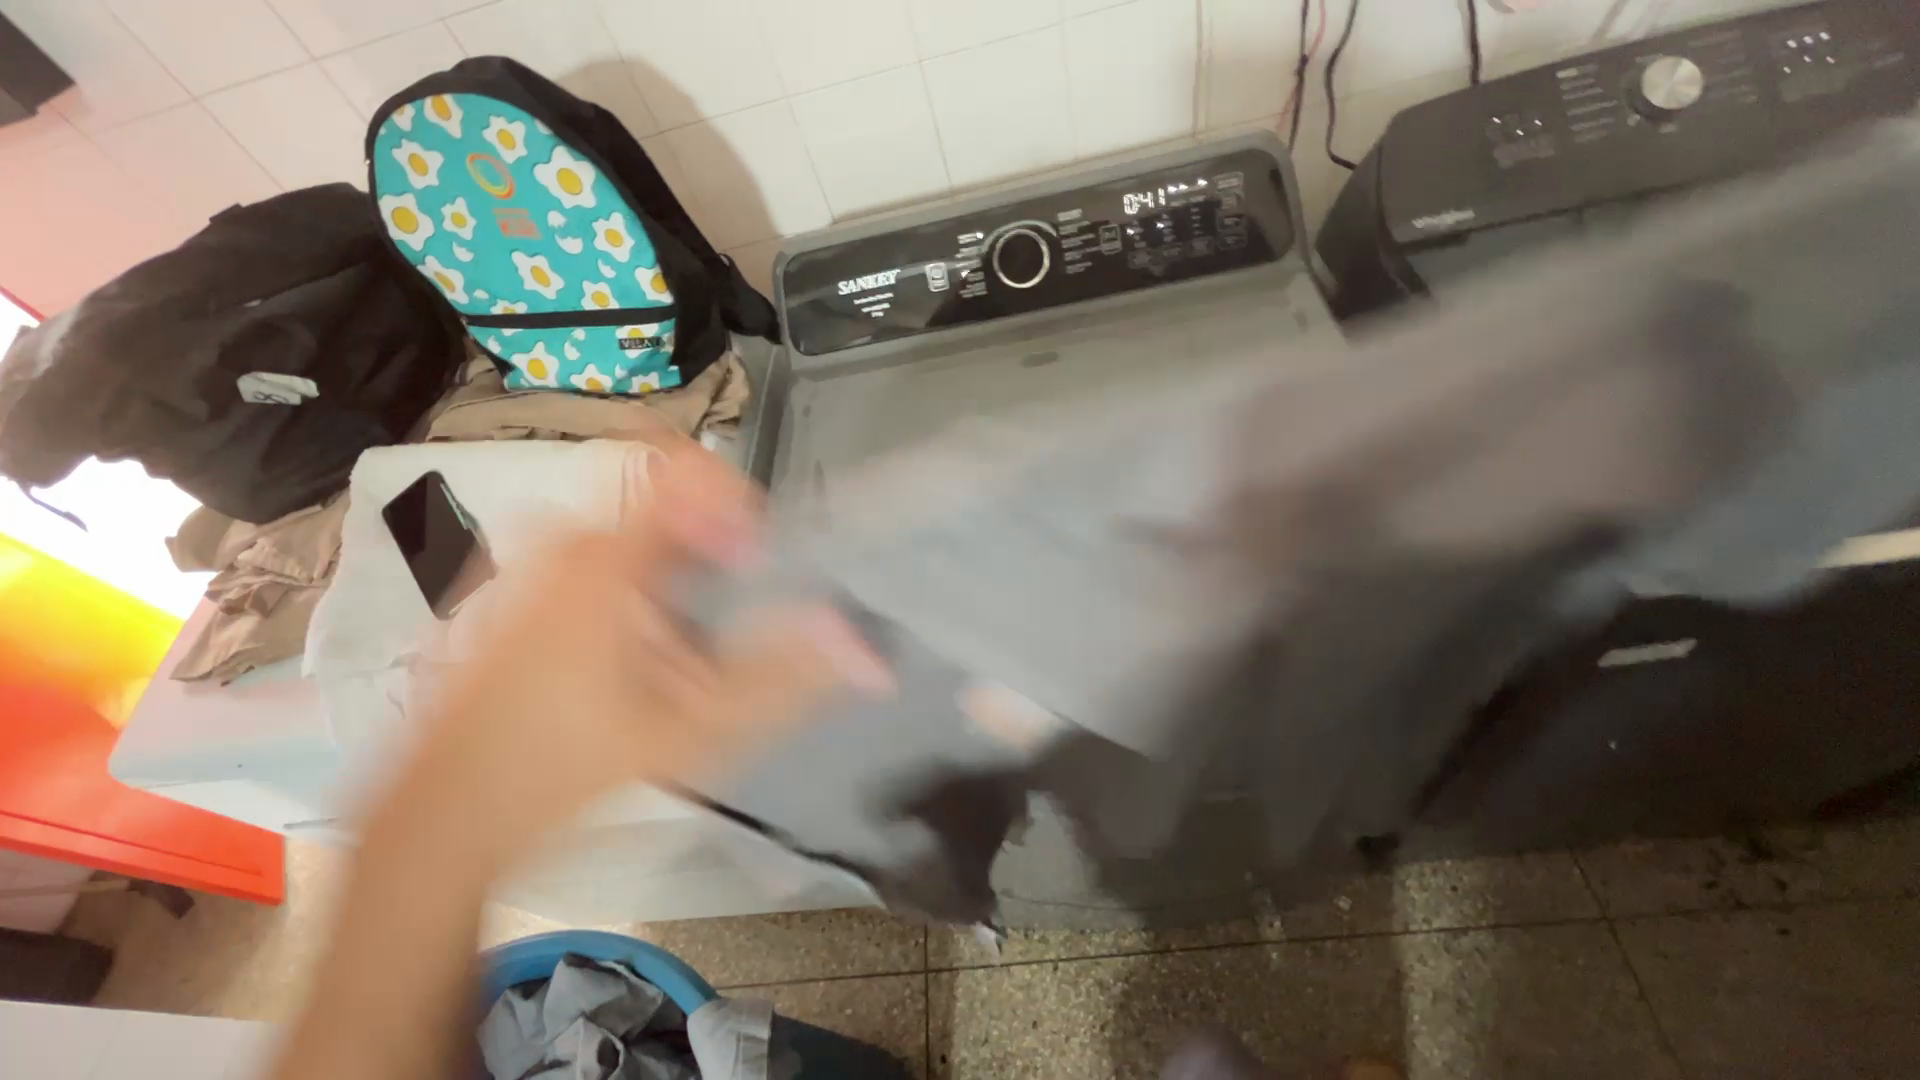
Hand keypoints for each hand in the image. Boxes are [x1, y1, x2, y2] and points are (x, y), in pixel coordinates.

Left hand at [372, 439, 891, 874]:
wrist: (438, 819)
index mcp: (606, 557)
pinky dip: (637, 593)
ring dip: (676, 581)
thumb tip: (869, 651)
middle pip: (668, 510)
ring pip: (635, 540)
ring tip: (681, 655)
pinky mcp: (518, 592)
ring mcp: (533, 566)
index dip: (738, 500)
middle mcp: (565, 543)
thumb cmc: (563, 769)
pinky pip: (600, 563)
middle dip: (713, 557)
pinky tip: (629, 663)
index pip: (686, 468)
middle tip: (727, 624)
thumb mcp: (692, 729)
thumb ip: (786, 678)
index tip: (756, 559)